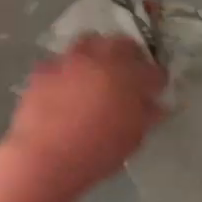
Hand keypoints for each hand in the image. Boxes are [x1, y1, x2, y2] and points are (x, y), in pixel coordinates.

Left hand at [5, 35, 165, 193]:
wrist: (45, 158)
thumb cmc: (97, 153)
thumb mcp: (132, 139)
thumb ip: (146, 116)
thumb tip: (154, 105)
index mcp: (130, 76)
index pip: (153, 71)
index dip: (157, 81)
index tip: (156, 91)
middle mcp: (101, 59)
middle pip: (122, 44)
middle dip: (130, 56)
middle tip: (130, 74)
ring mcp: (70, 61)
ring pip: (90, 43)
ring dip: (98, 53)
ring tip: (97, 72)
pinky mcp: (44, 69)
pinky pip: (61, 61)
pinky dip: (69, 69)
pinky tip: (66, 86)